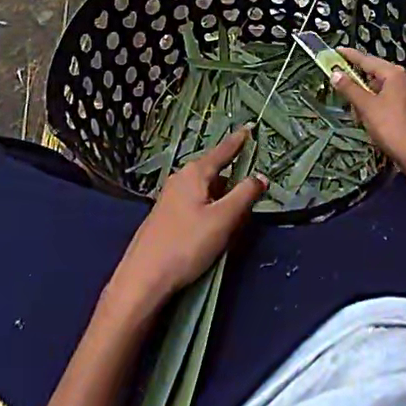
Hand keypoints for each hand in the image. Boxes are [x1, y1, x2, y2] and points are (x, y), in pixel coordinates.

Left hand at [104, 127, 265, 316]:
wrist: (144, 277)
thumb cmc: (186, 244)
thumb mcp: (223, 219)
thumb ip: (245, 195)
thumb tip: (261, 176)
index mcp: (194, 174)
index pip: (221, 151)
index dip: (237, 141)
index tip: (249, 128)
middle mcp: (180, 180)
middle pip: (212, 169)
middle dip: (232, 170)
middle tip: (252, 173)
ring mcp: (170, 198)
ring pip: (204, 187)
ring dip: (222, 191)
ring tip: (239, 200)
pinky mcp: (166, 217)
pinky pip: (196, 201)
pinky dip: (210, 203)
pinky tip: (216, 219)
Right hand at [331, 47, 405, 170]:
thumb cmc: (391, 127)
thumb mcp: (366, 107)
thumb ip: (349, 88)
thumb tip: (335, 74)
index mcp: (395, 74)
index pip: (367, 60)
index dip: (350, 56)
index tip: (337, 51)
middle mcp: (405, 80)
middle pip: (375, 75)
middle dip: (358, 84)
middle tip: (344, 91)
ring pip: (383, 90)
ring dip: (367, 99)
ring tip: (358, 113)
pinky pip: (390, 101)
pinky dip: (378, 106)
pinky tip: (372, 120)